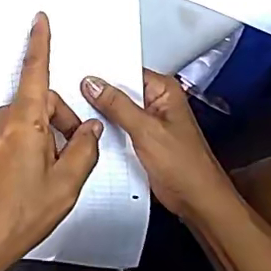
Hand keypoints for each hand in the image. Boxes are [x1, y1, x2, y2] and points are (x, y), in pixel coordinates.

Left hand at [0, 14, 102, 270]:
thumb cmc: (12, 216)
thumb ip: (84, 150)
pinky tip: (35, 180)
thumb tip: (90, 133)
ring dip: (48, 139)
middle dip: (63, 122)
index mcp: (24, 122)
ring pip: (30, 121)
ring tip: (52, 177)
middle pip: (43, 103)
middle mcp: (3, 122)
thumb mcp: (65, 185)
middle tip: (73, 155)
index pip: (36, 71)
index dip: (40, 42)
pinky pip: (16, 136)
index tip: (40, 21)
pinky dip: (32, 148)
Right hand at [82, 72, 236, 219]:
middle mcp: (158, 102)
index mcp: (164, 90)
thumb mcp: (147, 131)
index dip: (104, 74)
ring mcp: (150, 122)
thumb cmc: (187, 165)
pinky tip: (93, 135)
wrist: (196, 199)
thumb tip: (94, 85)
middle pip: (121, 91)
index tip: (80, 77)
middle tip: (75, 98)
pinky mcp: (143, 140)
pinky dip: (108, 133)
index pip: (127, 71)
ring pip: (118, 112)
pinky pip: (120, 130)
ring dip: (103, 116)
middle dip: (100, 96)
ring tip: (81, 117)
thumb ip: (118, 106)